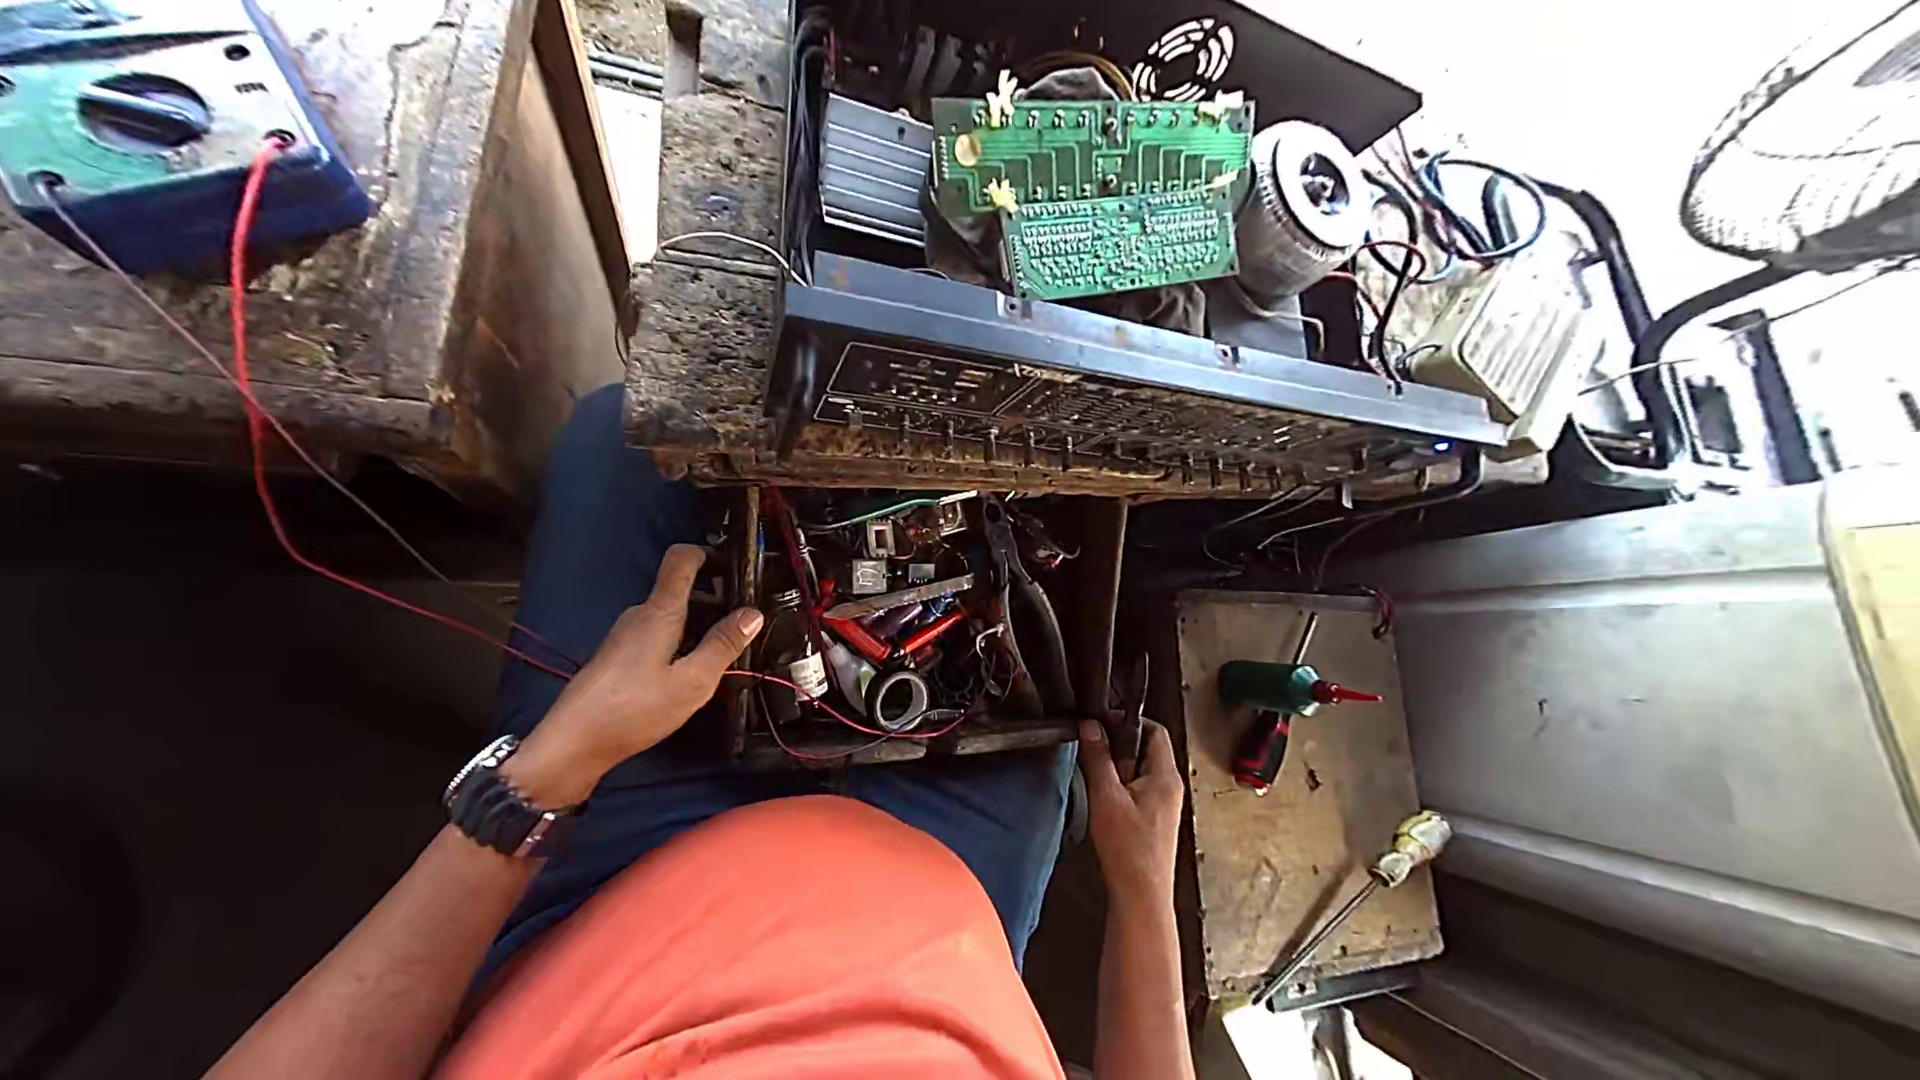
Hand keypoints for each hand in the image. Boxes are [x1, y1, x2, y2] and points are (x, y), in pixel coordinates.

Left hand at [504, 544, 762, 805]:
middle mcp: (639, 616)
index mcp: (659, 613)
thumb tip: (753, 613)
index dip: (707, 552)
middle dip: (712, 599)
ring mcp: (624, 636)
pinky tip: (689, 673)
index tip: (732, 565)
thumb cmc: (634, 710)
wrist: (571, 746)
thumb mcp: (692, 682)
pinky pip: (657, 635)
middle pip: (679, 590)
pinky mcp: (617, 657)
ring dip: (697, 625)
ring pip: (669, 616)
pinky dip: (679, 642)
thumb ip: (723, 645)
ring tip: (722, 652)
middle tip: (741, 624)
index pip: (680, 559)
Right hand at [1079, 718, 1184, 909]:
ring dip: (1117, 768)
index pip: (1155, 729)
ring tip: (1099, 781)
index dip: (1129, 720)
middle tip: (1096, 754)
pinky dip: (1120, 786)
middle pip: (1145, 747)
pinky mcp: (1154, 817)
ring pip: (1139, 768)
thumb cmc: (1129, 851)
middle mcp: (1170, 786)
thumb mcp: (1106, 797)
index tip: (1104, 722)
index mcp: (1166, 776)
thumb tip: (1091, 726)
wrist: (1140, 897)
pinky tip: (1104, 799)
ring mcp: (1163, 803)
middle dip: (1119, 746)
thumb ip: (1098, 757)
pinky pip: (1137, 787)